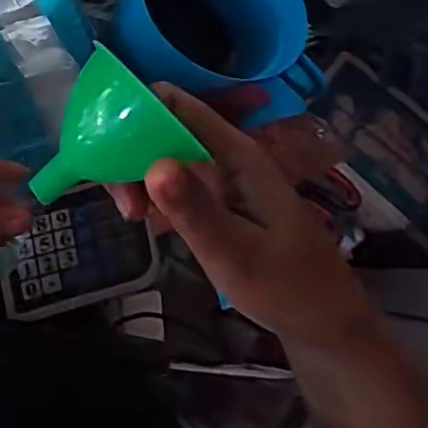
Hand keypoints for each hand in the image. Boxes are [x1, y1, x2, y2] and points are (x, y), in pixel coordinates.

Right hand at [105, 84, 379, 351]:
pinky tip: (144, 220)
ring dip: (133, 176)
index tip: (101, 141)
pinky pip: (166, 175)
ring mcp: (215, 172)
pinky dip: (146, 191)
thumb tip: (153, 165)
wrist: (326, 325)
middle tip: (122, 199)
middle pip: (157, 127)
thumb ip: (195, 210)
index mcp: (233, 152)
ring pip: (156, 152)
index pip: (174, 102)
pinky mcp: (209, 192)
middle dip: (126, 153)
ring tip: (131, 216)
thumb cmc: (289, 288)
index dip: (132, 107)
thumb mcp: (236, 253)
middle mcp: (221, 152)